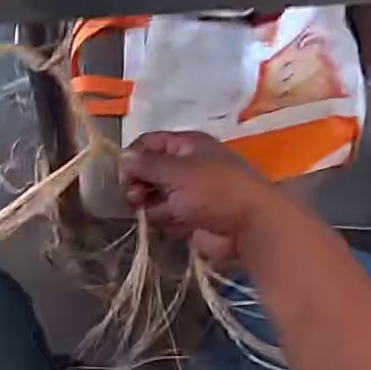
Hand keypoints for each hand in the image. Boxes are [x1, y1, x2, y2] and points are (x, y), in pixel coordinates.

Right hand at [120, 131, 287, 259]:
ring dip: (150, 205)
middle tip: (134, 196)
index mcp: (186, 147)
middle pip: (147, 172)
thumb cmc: (214, 190)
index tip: (124, 174)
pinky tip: (178, 223)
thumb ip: (146, 165)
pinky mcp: (187, 217)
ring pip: (152, 197)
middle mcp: (184, 167)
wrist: (248, 226)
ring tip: (161, 211)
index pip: (149, 143)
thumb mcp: (178, 171)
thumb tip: (122, 157)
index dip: (133, 156)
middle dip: (138, 184)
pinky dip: (167, 221)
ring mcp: (186, 193)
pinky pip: (164, 217)